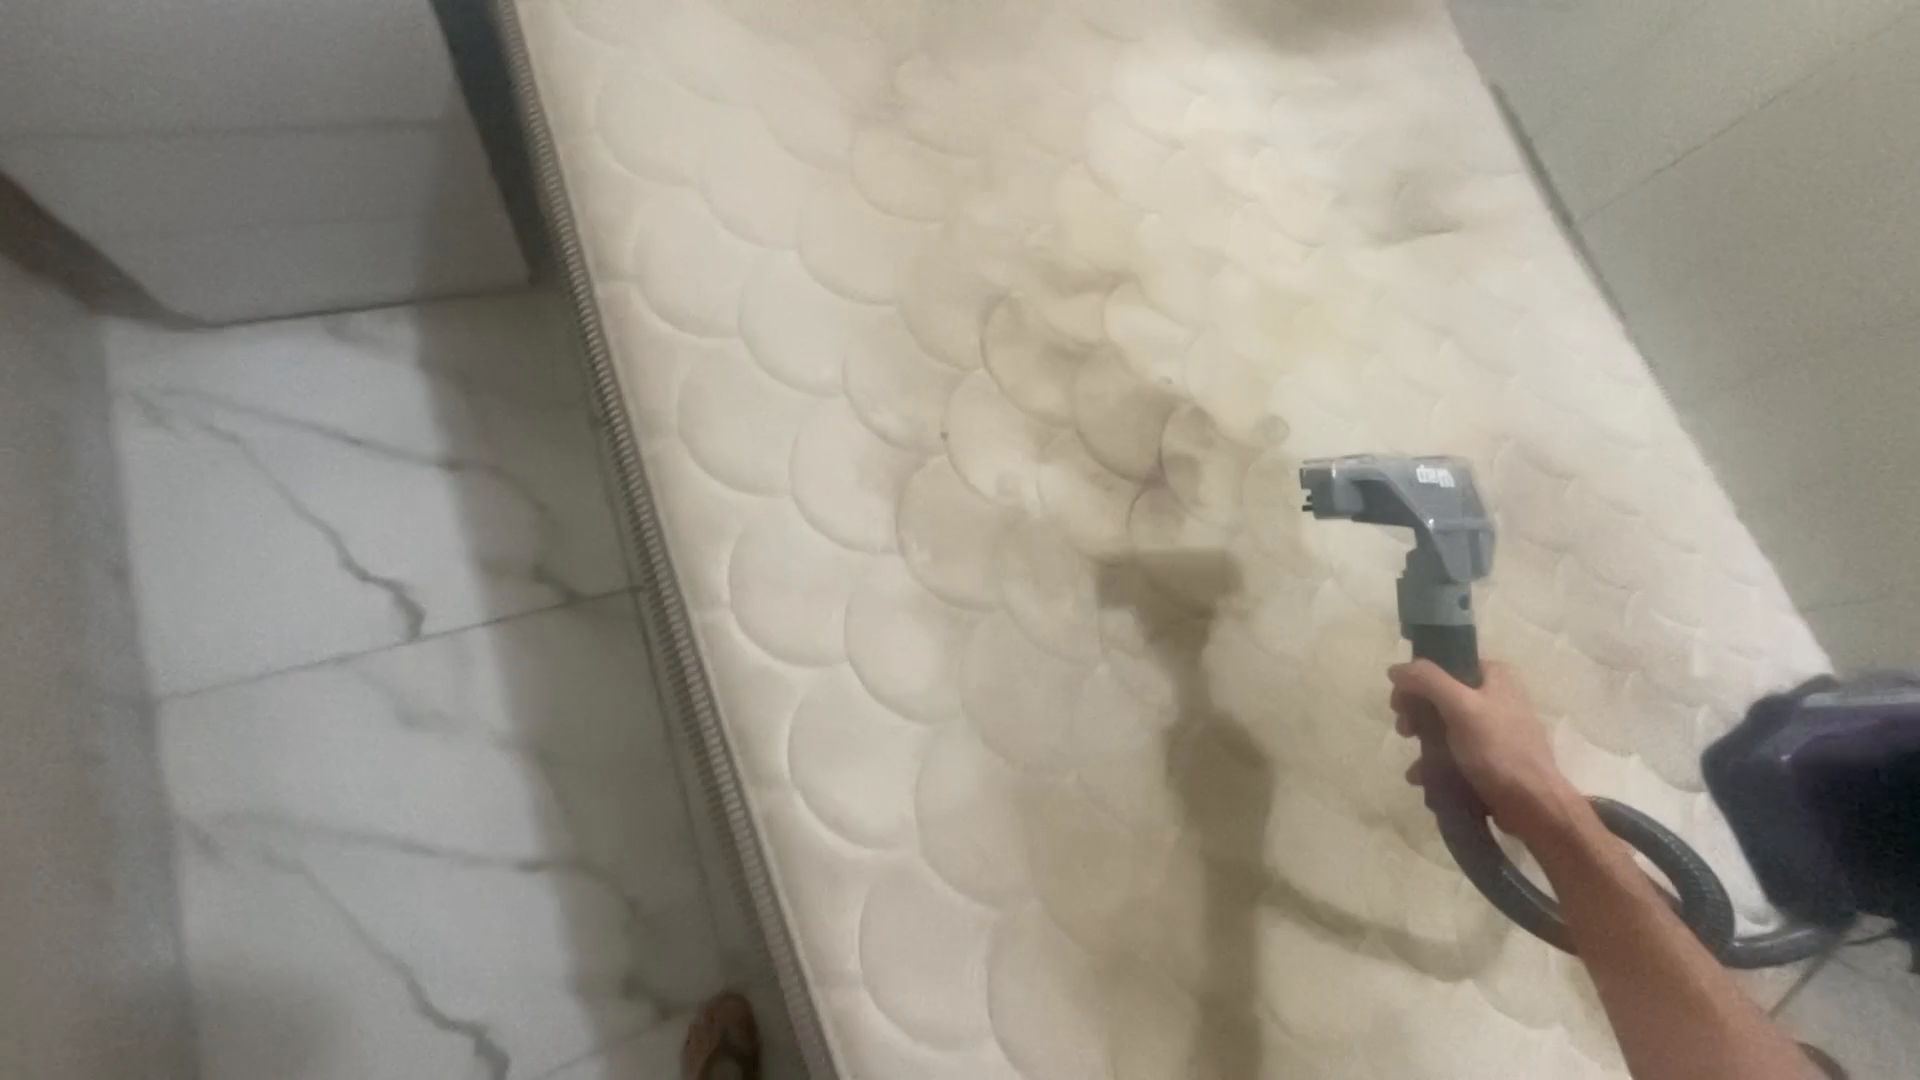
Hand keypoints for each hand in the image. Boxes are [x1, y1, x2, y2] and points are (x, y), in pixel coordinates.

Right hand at [1388, 659, 1576, 839]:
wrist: (1532, 805)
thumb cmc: (1498, 750)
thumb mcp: (1460, 707)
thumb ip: (1426, 680)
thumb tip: (1395, 670)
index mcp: (1495, 676)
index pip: (1443, 665)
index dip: (1416, 682)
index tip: (1401, 704)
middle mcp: (1495, 696)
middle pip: (1438, 695)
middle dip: (1415, 714)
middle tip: (1405, 731)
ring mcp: (1493, 726)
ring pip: (1442, 723)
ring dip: (1421, 741)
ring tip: (1414, 761)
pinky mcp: (1489, 754)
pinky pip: (1453, 749)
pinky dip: (1434, 761)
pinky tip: (1422, 775)